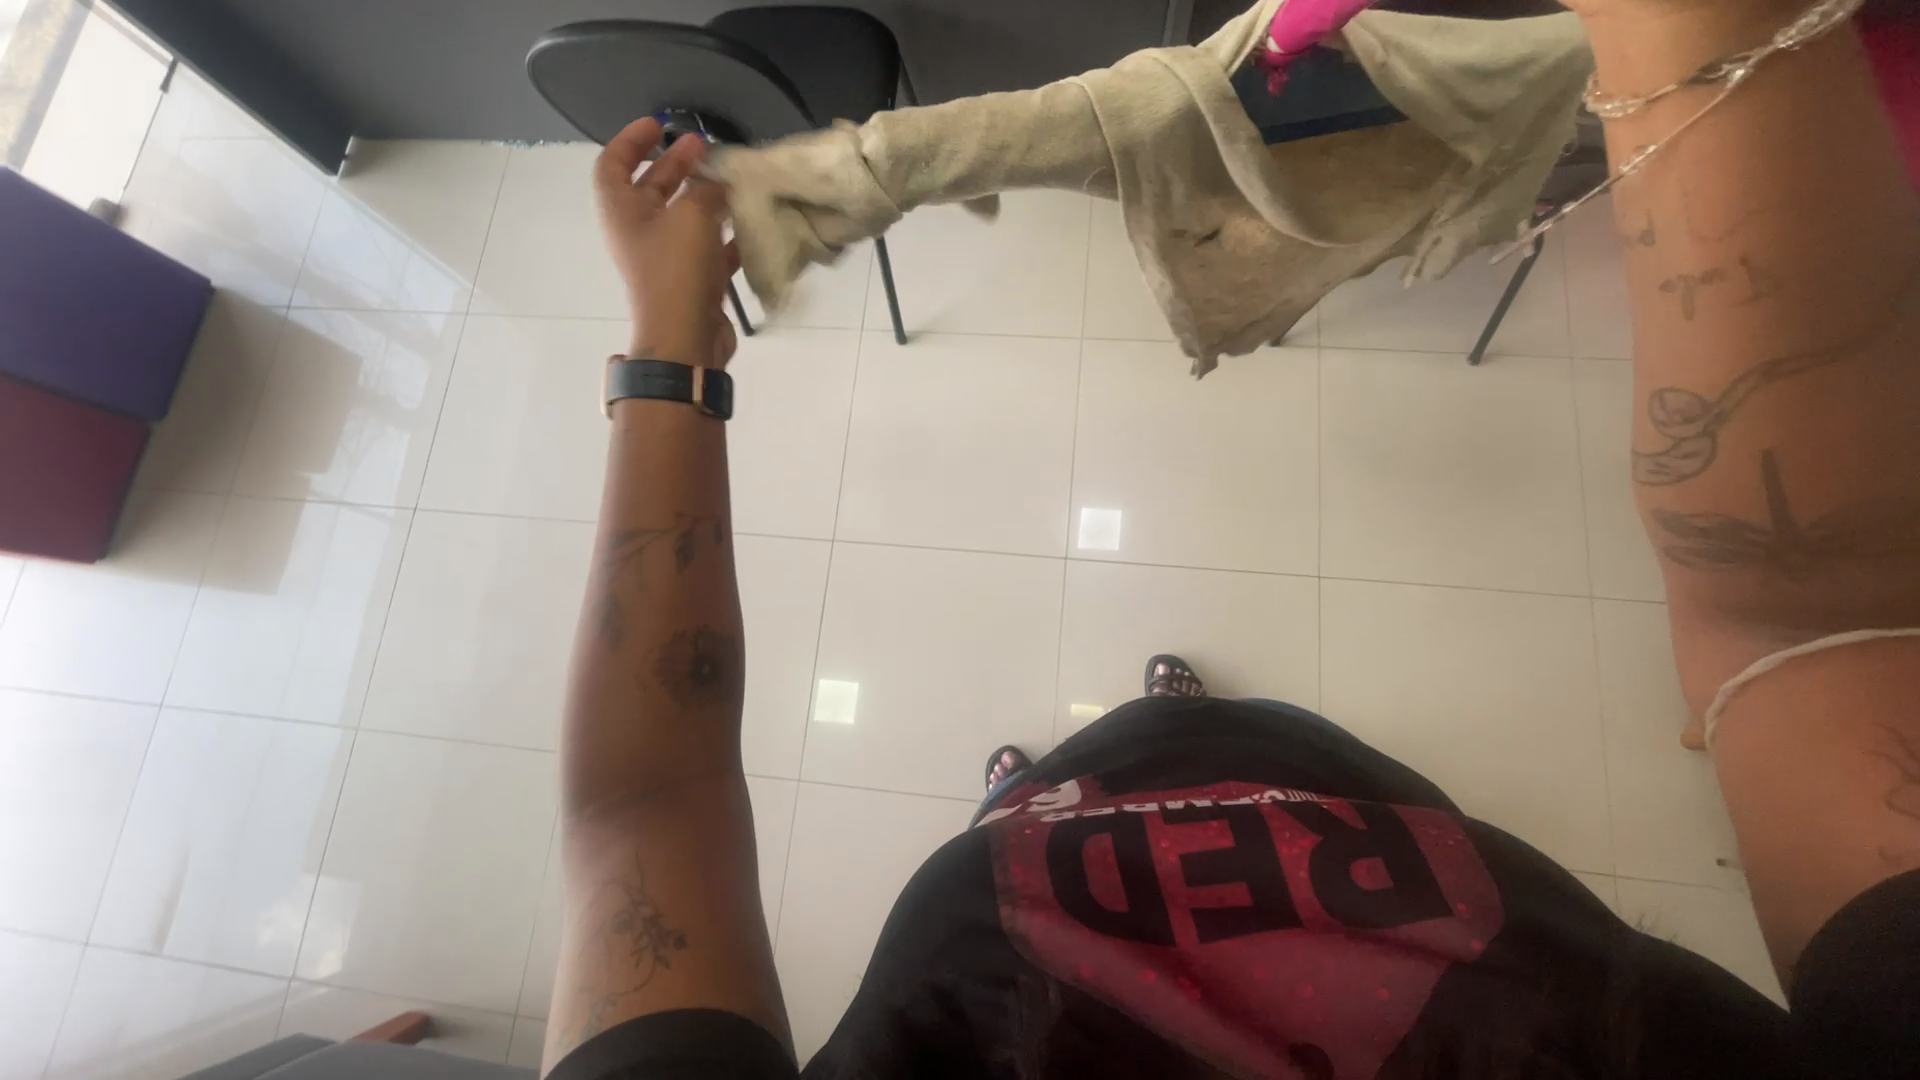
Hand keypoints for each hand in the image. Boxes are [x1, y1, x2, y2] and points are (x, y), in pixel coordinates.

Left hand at [595, 118, 737, 368]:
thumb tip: (718, 184)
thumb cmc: (677, 270)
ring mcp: (666, 259)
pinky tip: (747, 226)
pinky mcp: (692, 282)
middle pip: (653, 188)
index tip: (659, 124)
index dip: (632, 139)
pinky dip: (724, 236)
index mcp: (623, 211)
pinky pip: (707, 249)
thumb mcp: (692, 215)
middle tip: (705, 148)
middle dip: (677, 165)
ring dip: (705, 199)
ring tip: (732, 183)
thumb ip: (707, 191)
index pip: (615, 162)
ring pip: (684, 219)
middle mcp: (640, 232)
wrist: (686, 338)